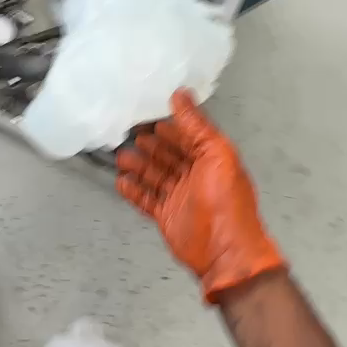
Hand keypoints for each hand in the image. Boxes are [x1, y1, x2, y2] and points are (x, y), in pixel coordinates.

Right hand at [116, 90, 285, 303]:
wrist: (225, 252)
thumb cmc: (225, 201)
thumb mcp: (216, 154)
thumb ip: (197, 124)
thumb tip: (181, 94)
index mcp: (213, 159)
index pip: (189, 137)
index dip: (171, 126)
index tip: (150, 114)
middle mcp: (197, 176)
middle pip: (169, 155)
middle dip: (151, 144)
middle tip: (129, 133)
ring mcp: (181, 197)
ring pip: (155, 176)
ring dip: (139, 165)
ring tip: (121, 156)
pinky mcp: (167, 217)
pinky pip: (147, 200)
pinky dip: (134, 191)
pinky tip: (121, 182)